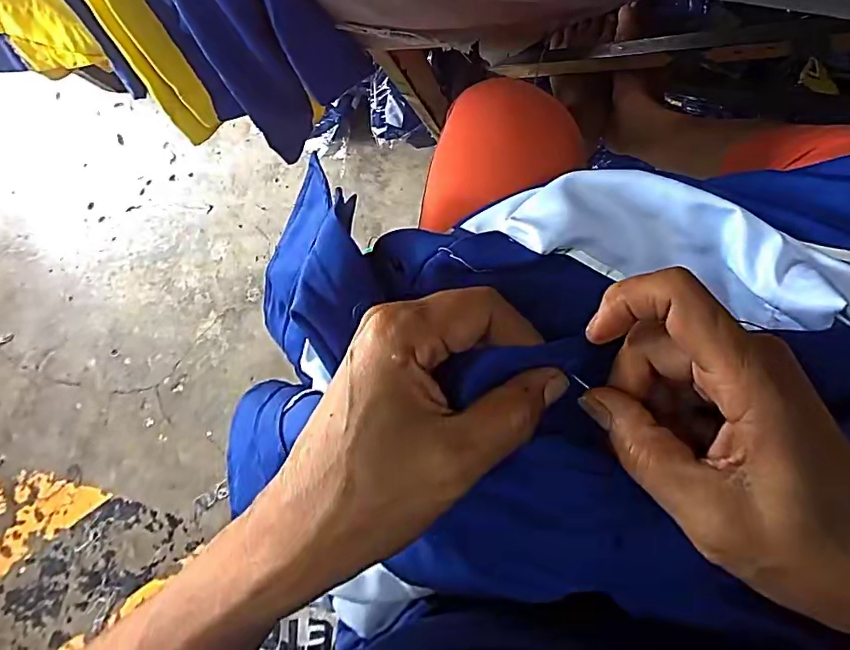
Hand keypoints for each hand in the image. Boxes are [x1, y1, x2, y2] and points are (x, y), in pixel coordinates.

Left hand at [91, 287, 565, 649]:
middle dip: (506, 354)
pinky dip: (464, 375)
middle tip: (526, 395)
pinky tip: (469, 409)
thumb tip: (556, 377)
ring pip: (457, 335)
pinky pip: (438, 352)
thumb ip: (517, 409)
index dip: (525, 339)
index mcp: (402, 328)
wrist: (294, 543)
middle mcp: (389, 319)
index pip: (487, 307)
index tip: (543, 380)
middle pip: (471, 316)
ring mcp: (379, 341)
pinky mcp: (378, 364)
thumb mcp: (460, 457)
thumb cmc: (373, 497)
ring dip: (486, 367)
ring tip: (500, 406)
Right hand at [579, 269, 849, 649]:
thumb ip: (643, 451)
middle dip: (634, 382)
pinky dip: (677, 413)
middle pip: (667, 335)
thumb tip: (594, 401)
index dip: (626, 299)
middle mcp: (752, 352)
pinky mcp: (757, 389)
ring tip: (673, 466)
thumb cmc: (802, 545)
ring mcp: (757, 369)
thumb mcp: (708, 513)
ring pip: (677, 360)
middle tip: (638, 449)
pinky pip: (698, 381)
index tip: (589, 344)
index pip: (679, 294)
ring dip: (655, 404)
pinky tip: (689, 460)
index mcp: (747, 368)